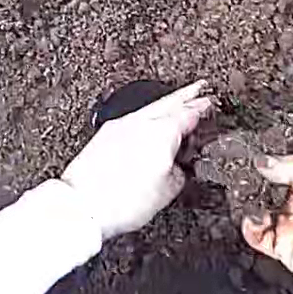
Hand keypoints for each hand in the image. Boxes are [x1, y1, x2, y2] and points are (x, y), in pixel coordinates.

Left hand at [61, 79, 213, 240]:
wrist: (83, 205)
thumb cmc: (121, 201)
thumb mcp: (165, 192)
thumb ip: (178, 173)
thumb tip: (178, 168)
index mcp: (162, 132)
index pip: (188, 113)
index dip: (201, 107)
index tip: (209, 103)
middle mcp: (141, 123)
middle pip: (170, 102)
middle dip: (187, 94)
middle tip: (199, 88)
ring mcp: (122, 125)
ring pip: (150, 107)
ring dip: (166, 103)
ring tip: (176, 103)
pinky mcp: (106, 134)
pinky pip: (134, 117)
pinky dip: (147, 116)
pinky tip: (148, 123)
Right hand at [241, 146, 292, 293]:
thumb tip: (266, 161)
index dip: (280, 152)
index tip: (264, 146)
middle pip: (275, 181)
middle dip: (261, 175)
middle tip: (251, 169)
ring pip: (263, 206)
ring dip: (253, 200)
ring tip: (250, 195)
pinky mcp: (285, 245)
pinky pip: (259, 235)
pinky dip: (249, 227)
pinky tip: (252, 219)